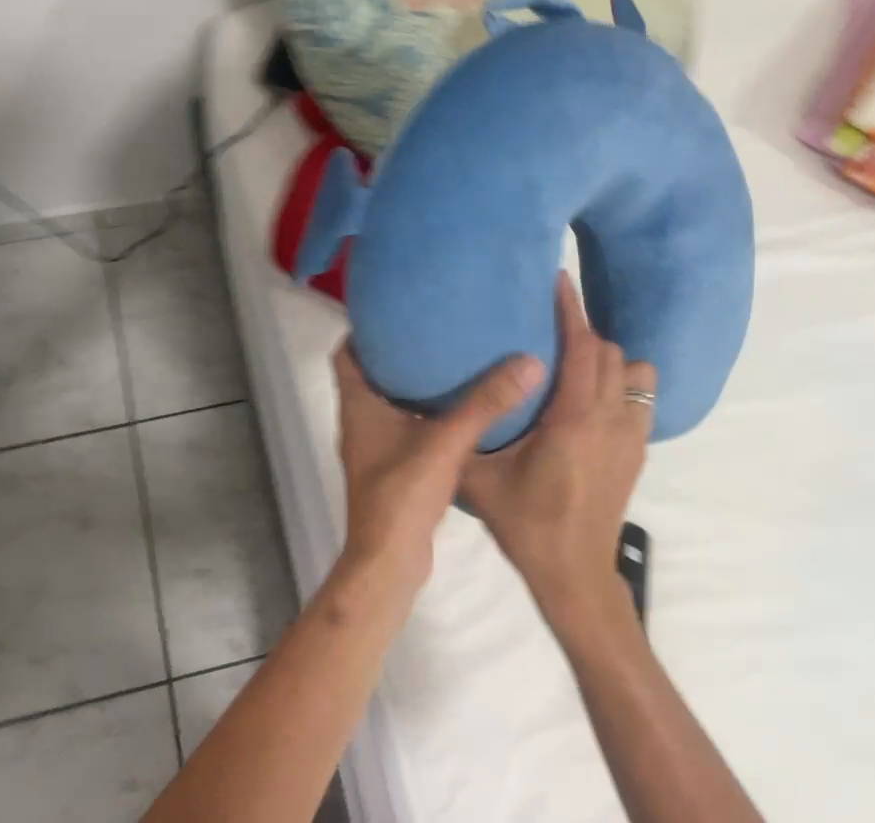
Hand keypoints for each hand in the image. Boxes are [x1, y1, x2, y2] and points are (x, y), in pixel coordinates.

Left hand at [332, 342, 543, 590]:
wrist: (389, 561)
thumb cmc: (402, 494)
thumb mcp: (446, 442)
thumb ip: (485, 403)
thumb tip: (528, 361)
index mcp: (359, 407)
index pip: (345, 355)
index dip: (362, 331)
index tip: (394, 312)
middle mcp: (360, 424)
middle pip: (370, 376)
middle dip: (397, 352)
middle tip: (434, 328)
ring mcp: (374, 449)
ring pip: (389, 404)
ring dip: (413, 384)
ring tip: (452, 360)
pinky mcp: (392, 470)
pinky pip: (406, 429)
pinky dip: (425, 414)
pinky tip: (460, 410)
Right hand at [461, 272, 655, 615]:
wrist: (574, 574)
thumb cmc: (524, 523)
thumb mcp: (477, 479)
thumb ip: (461, 435)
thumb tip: (428, 400)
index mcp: (574, 420)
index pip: (582, 347)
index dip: (570, 309)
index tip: (556, 279)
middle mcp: (611, 419)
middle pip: (609, 351)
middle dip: (582, 328)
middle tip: (548, 320)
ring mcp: (631, 436)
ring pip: (633, 371)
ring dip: (607, 356)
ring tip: (573, 357)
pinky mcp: (637, 452)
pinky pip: (640, 398)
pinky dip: (621, 382)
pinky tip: (592, 395)